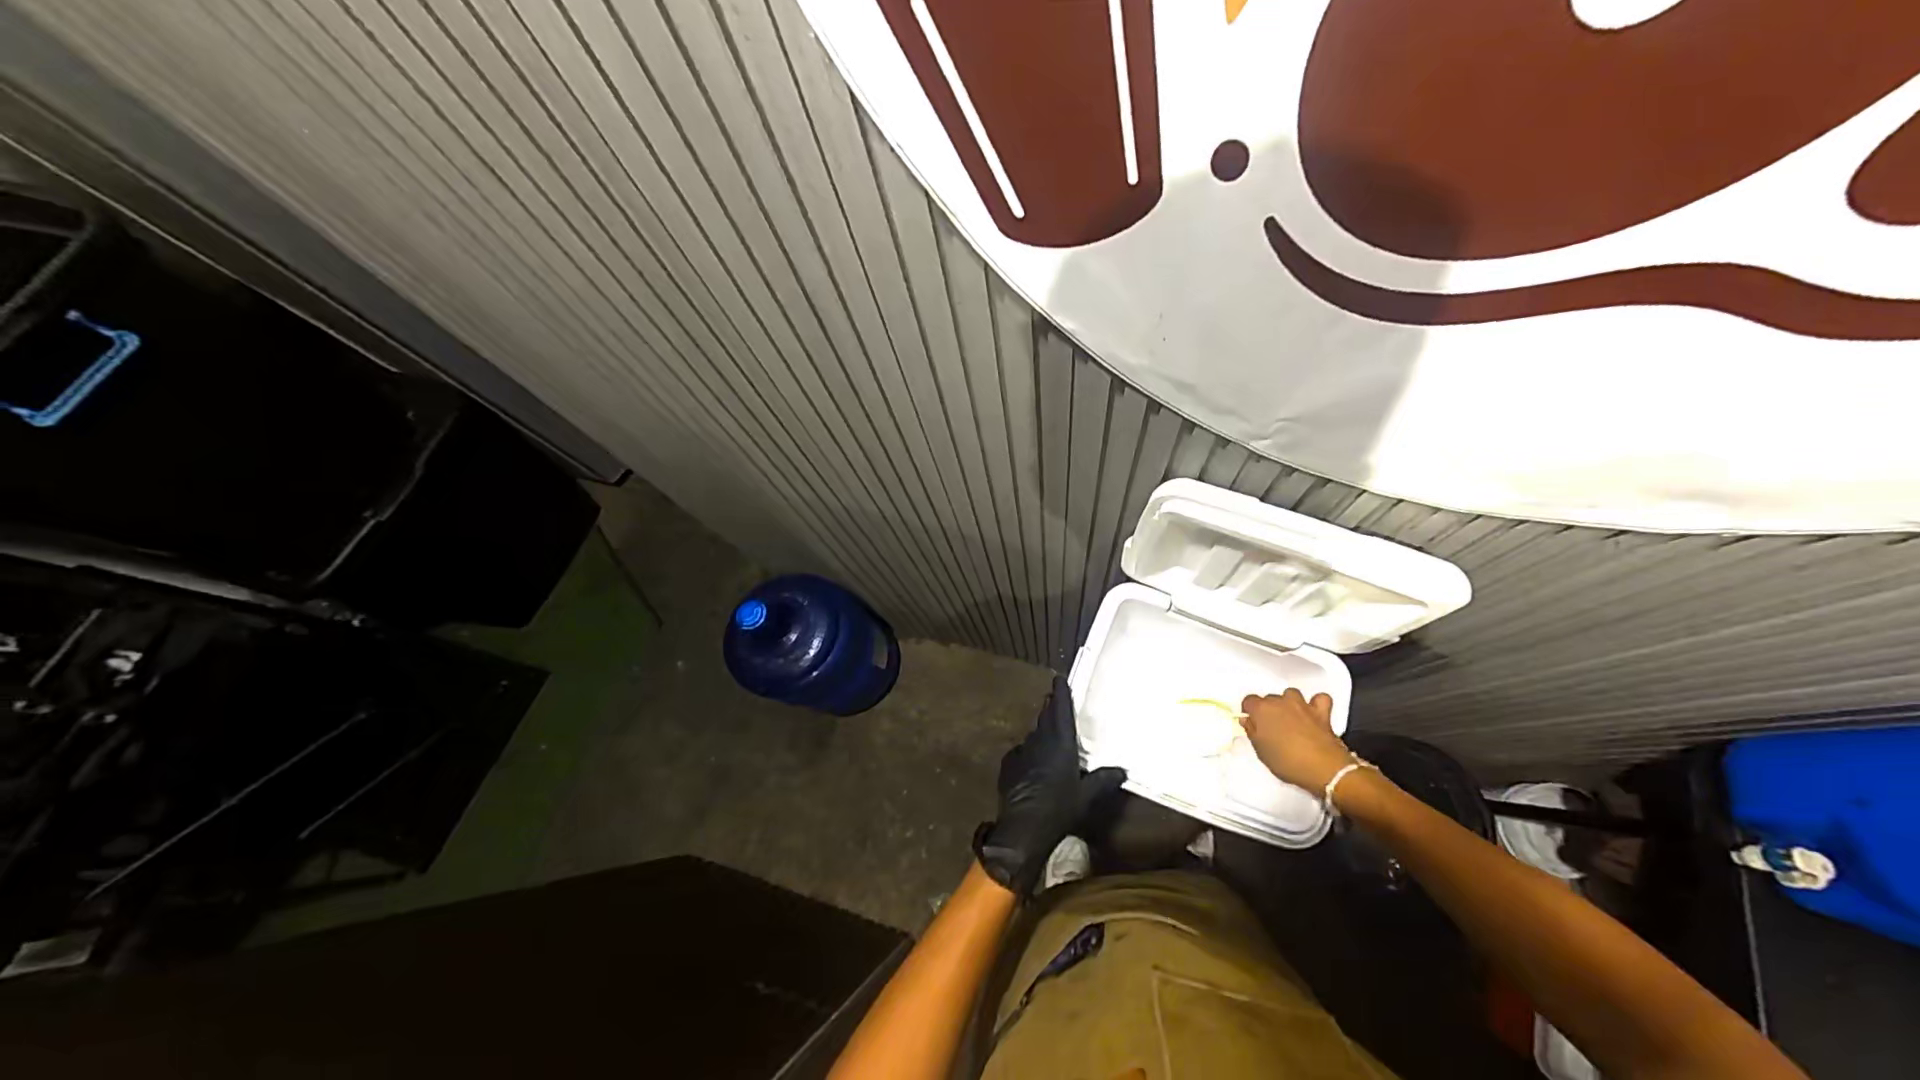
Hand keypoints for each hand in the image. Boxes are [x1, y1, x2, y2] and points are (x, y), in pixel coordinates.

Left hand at [974, 676, 1125, 894]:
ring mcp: (1021, 752)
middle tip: (1053, 698)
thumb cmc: (1060, 808)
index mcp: (1061, 744)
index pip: (1061, 711)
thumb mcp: (1087, 796)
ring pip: (1033, 734)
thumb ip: (1104, 780)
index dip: (1060, 694)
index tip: (1058, 678)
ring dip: (1040, 730)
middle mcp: (1040, 742)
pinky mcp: (1009, 765)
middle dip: (1050, 707)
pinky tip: (1032, 759)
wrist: (1024, 827)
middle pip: (1045, 718)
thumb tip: (1122, 771)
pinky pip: (1021, 752)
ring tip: (1047, 729)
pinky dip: (1029, 751)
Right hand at [1239, 689, 1351, 791]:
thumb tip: (1248, 721)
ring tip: (1291, 718)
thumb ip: (1252, 732)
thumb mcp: (1261, 752)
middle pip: (1269, 698)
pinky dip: (1316, 703)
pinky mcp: (1322, 712)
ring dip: (1289, 703)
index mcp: (1262, 710)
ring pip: (1291, 694)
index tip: (1253, 724)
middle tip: (1272, 727)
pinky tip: (1313, 712)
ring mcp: (1302, 705)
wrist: (1322, 769)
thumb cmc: (1287, 762)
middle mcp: (1280, 702)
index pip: (1249, 701)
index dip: (1249, 712)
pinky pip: (1320, 699)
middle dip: (1269, 710)